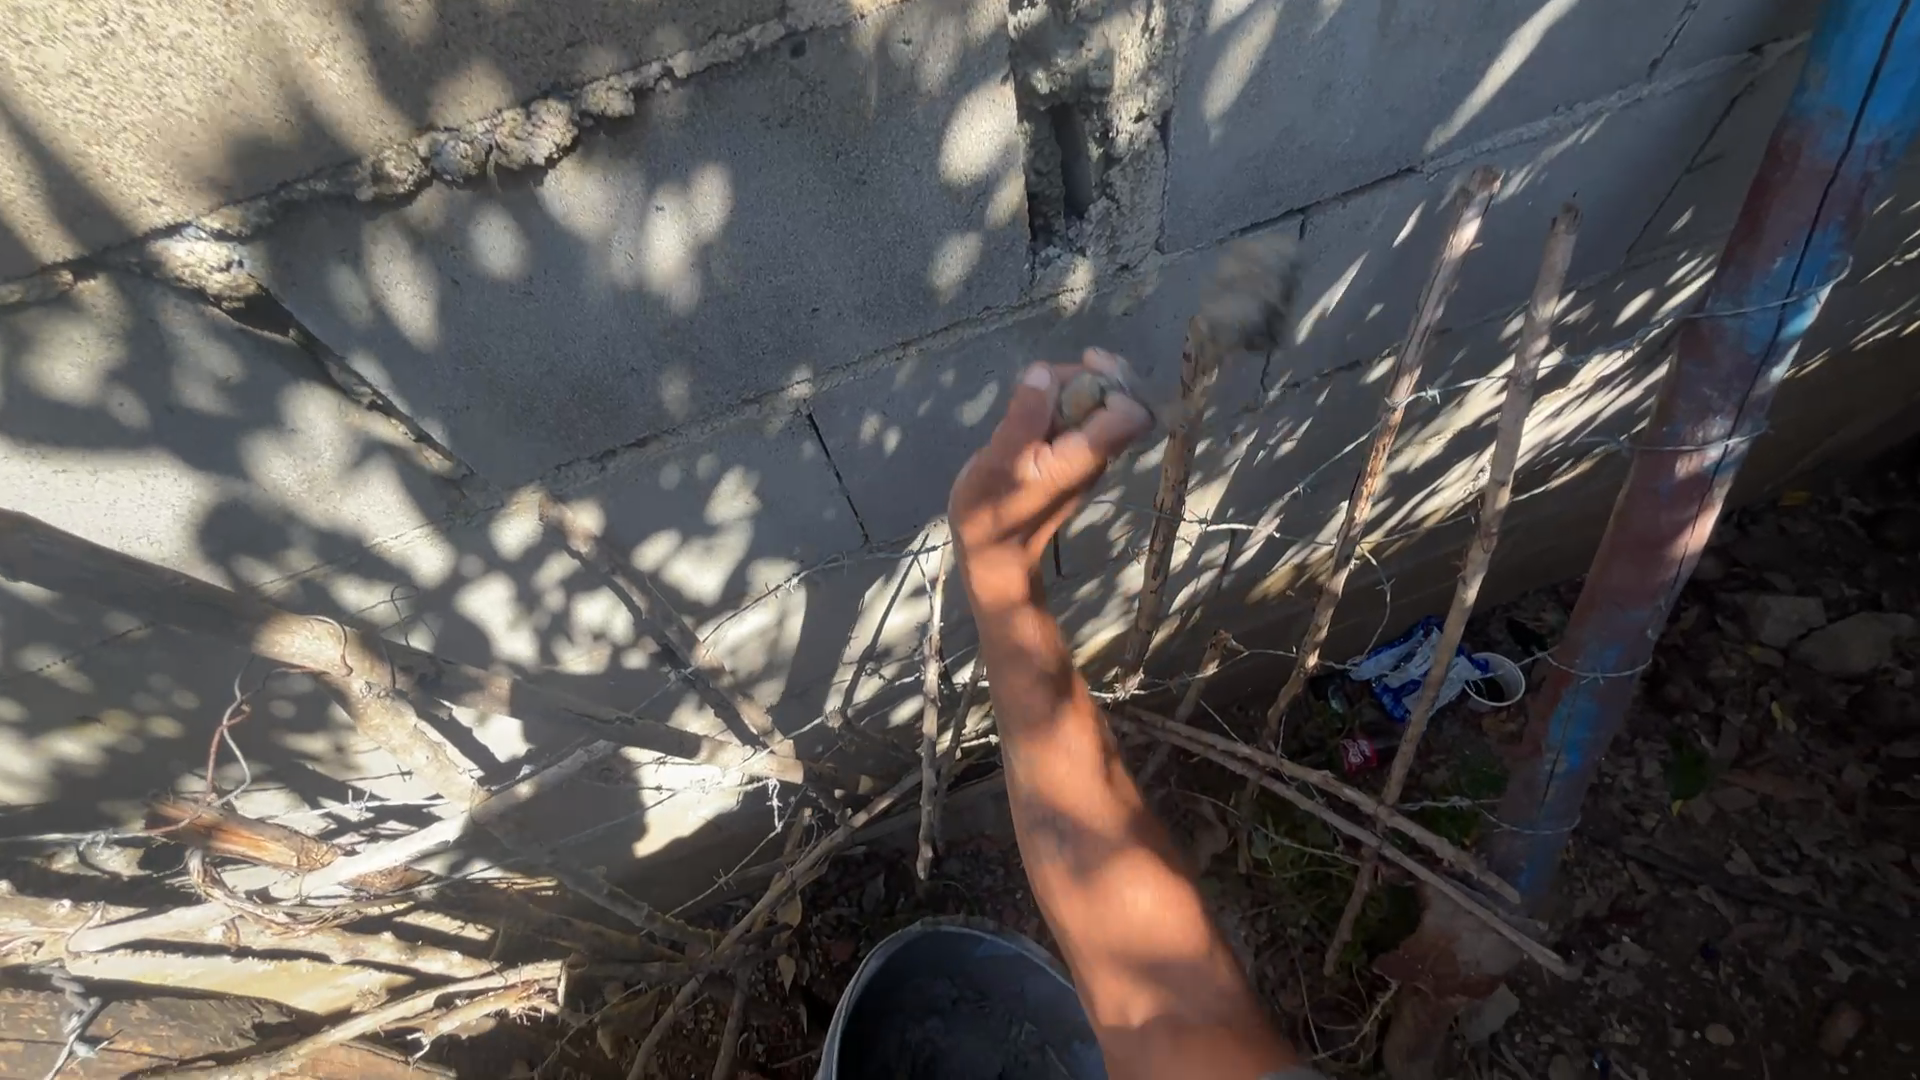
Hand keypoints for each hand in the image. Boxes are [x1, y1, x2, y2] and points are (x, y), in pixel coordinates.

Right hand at [948, 349, 1152, 613]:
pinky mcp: (1064, 461)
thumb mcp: (1000, 462)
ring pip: (1092, 409)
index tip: (1082, 362)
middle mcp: (1092, 455)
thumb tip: (1043, 372)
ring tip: (1027, 394)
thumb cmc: (993, 515)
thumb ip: (1025, 415)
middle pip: (1114, 400)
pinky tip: (1025, 412)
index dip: (1116, 379)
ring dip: (1065, 390)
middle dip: (1082, 377)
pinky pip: (1073, 422)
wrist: (993, 557)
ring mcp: (1080, 459)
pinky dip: (1054, 407)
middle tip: (1040, 379)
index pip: (1133, 412)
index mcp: (1083, 456)